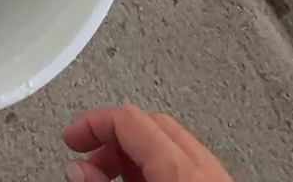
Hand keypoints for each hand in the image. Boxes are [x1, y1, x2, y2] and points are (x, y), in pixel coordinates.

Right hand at [62, 106, 232, 181]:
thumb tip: (77, 169)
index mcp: (182, 165)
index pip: (129, 117)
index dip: (92, 121)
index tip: (71, 137)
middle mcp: (206, 167)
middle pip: (150, 124)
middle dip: (112, 135)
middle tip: (86, 157)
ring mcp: (220, 178)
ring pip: (170, 144)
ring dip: (133, 151)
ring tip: (108, 175)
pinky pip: (187, 165)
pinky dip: (158, 165)